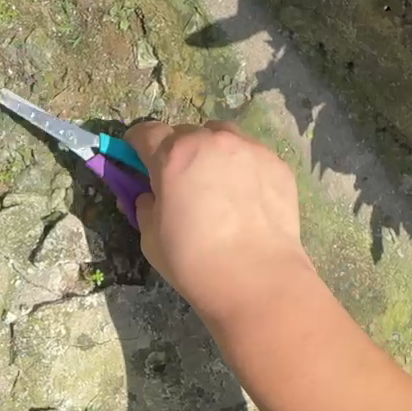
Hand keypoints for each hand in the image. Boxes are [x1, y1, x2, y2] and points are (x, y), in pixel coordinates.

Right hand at [124, 121, 313, 326]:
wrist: (254, 277)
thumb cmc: (192, 261)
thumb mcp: (151, 239)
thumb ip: (146, 209)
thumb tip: (149, 197)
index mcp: (173, 156)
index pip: (146, 133)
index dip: (137, 144)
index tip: (135, 154)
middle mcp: (210, 141)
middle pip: (185, 133)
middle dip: (176, 151)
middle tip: (178, 181)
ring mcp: (247, 148)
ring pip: (221, 136)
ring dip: (210, 151)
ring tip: (214, 183)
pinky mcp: (275, 163)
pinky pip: (249, 156)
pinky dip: (240, 168)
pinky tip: (243, 200)